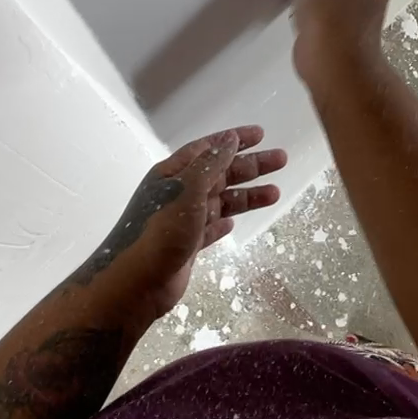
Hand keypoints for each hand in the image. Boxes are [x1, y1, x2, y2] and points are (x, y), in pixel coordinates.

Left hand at [73, 126, 286, 321]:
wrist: (136, 284)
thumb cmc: (160, 230)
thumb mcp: (186, 190)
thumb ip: (210, 164)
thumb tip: (230, 139)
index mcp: (174, 174)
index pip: (208, 149)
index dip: (234, 140)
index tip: (261, 134)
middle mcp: (179, 192)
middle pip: (221, 173)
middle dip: (250, 166)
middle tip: (281, 160)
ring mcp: (184, 220)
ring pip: (222, 201)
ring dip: (247, 196)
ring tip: (276, 193)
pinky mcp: (188, 245)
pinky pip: (212, 228)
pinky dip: (225, 222)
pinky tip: (236, 222)